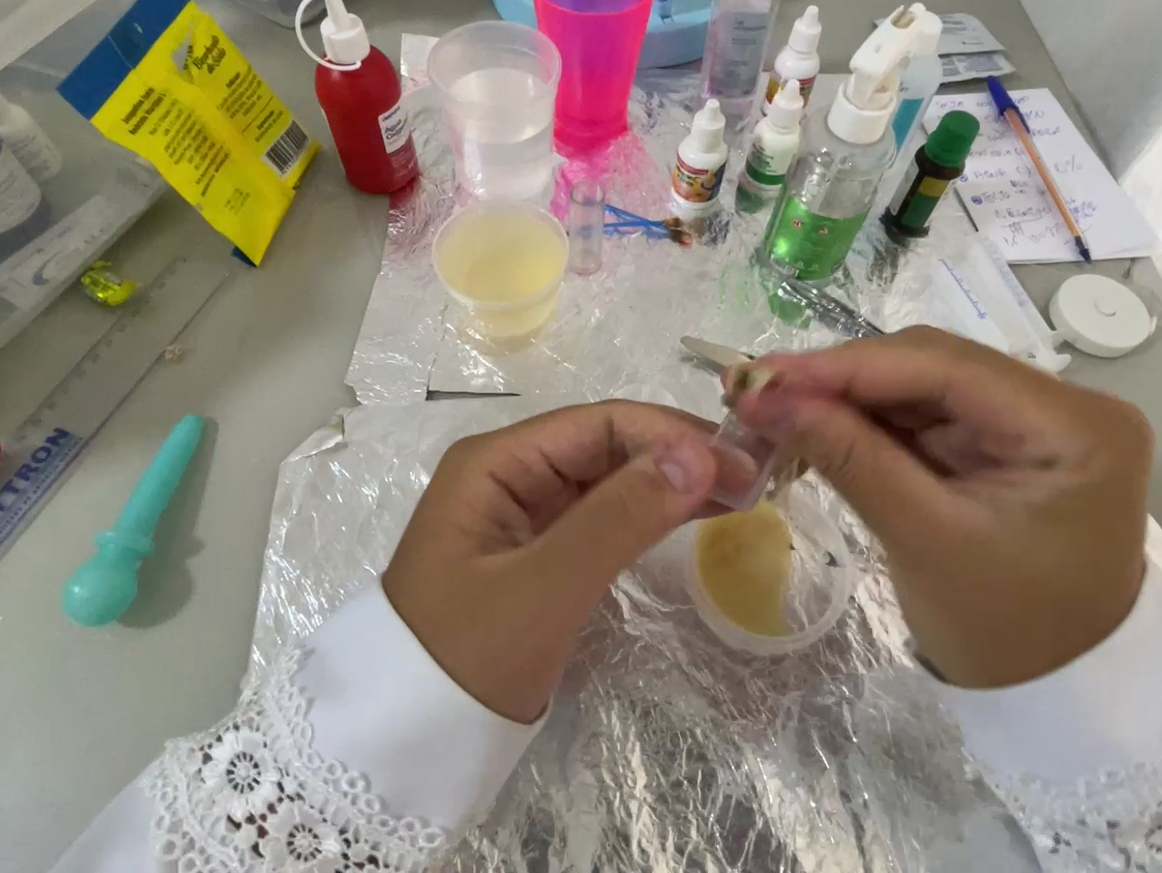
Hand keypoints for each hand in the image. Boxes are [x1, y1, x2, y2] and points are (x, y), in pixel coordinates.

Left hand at [383, 401, 720, 723]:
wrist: (407, 738)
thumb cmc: (466, 659)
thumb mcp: (544, 588)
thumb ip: (619, 519)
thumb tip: (701, 457)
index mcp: (496, 461)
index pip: (598, 423)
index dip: (671, 435)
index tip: (739, 465)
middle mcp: (509, 472)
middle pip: (607, 445)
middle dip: (678, 455)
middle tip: (754, 480)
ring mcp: (523, 510)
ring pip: (610, 479)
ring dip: (671, 482)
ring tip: (742, 494)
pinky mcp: (538, 548)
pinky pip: (602, 515)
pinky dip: (649, 513)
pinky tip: (696, 514)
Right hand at [729, 326, 1151, 688]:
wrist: (1055, 690)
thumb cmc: (1006, 632)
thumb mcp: (925, 540)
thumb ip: (849, 457)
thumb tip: (765, 396)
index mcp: (1075, 424)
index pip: (944, 365)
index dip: (845, 366)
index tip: (764, 374)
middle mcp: (1060, 404)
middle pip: (929, 365)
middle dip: (838, 379)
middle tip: (756, 389)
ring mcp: (1028, 420)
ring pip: (915, 385)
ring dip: (842, 398)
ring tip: (771, 407)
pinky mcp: (997, 441)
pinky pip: (918, 415)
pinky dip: (861, 423)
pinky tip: (812, 426)